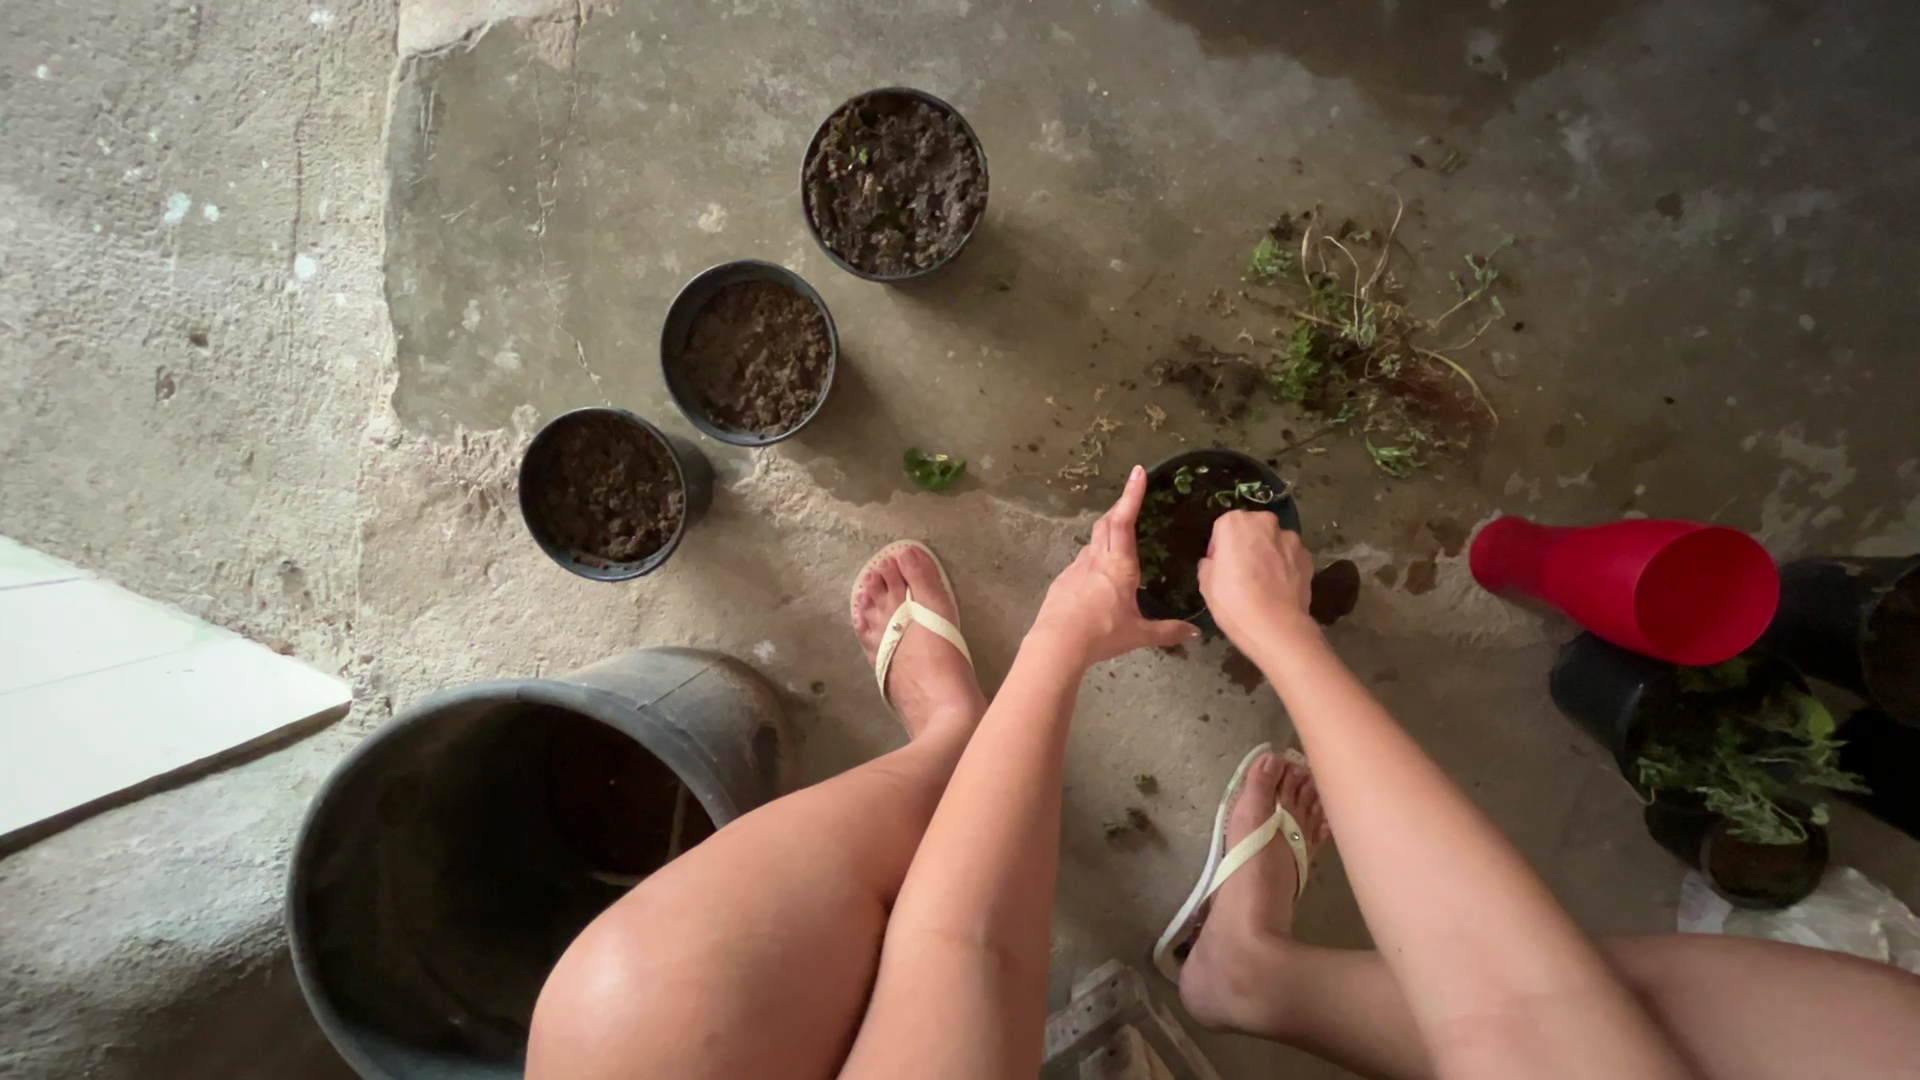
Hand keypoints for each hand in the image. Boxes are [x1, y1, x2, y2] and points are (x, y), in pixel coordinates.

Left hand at [1033, 465, 1199, 665]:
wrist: (1057, 643)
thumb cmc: (1101, 634)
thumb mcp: (1139, 634)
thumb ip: (1167, 631)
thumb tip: (1194, 632)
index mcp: (1119, 565)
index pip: (1125, 521)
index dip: (1132, 495)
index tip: (1137, 473)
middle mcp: (1096, 559)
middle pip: (1106, 523)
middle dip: (1120, 506)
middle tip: (1130, 497)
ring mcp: (1076, 568)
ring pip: (1093, 541)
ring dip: (1106, 531)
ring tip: (1117, 534)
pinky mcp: (1063, 581)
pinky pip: (1081, 561)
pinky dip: (1093, 557)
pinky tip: (1097, 573)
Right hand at [1198, 510, 1318, 647]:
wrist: (1275, 626)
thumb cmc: (1233, 601)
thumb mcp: (1205, 583)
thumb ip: (1210, 563)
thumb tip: (1217, 562)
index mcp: (1235, 523)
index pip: (1223, 528)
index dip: (1220, 548)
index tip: (1220, 566)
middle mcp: (1265, 522)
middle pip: (1251, 529)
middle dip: (1246, 545)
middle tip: (1241, 571)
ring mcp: (1291, 539)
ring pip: (1273, 542)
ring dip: (1268, 554)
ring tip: (1263, 582)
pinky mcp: (1308, 557)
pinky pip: (1290, 557)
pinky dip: (1285, 567)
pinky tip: (1279, 588)